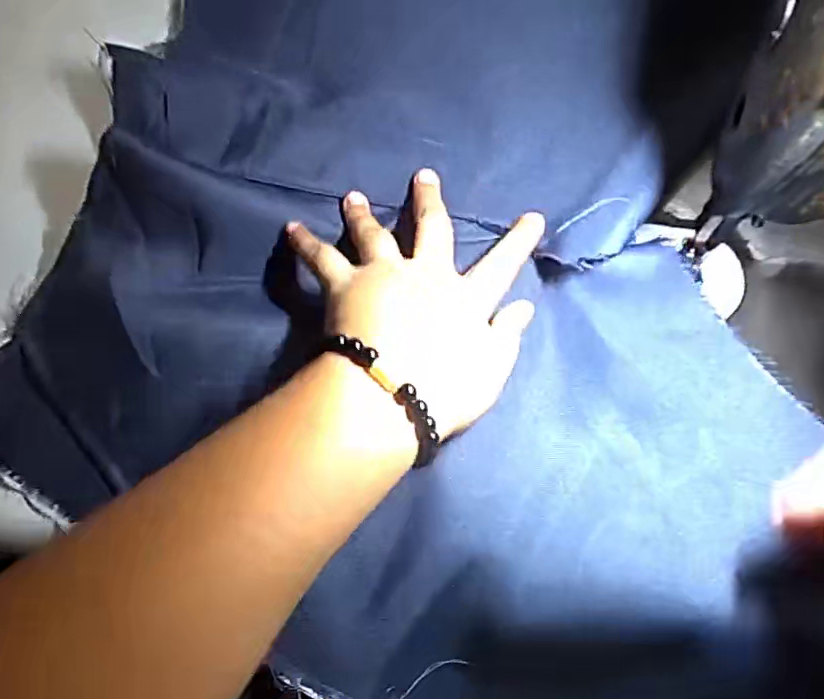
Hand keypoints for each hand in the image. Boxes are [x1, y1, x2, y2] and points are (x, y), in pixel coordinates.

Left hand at [286, 170, 544, 438]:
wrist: (391, 397)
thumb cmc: (447, 392)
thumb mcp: (491, 370)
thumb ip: (506, 337)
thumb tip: (523, 308)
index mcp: (466, 299)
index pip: (500, 267)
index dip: (517, 242)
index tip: (532, 216)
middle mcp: (426, 276)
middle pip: (431, 230)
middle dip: (429, 202)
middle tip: (424, 176)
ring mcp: (384, 275)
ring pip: (374, 234)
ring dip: (363, 214)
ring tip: (351, 197)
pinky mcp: (345, 284)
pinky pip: (322, 258)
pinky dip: (306, 243)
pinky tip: (291, 230)